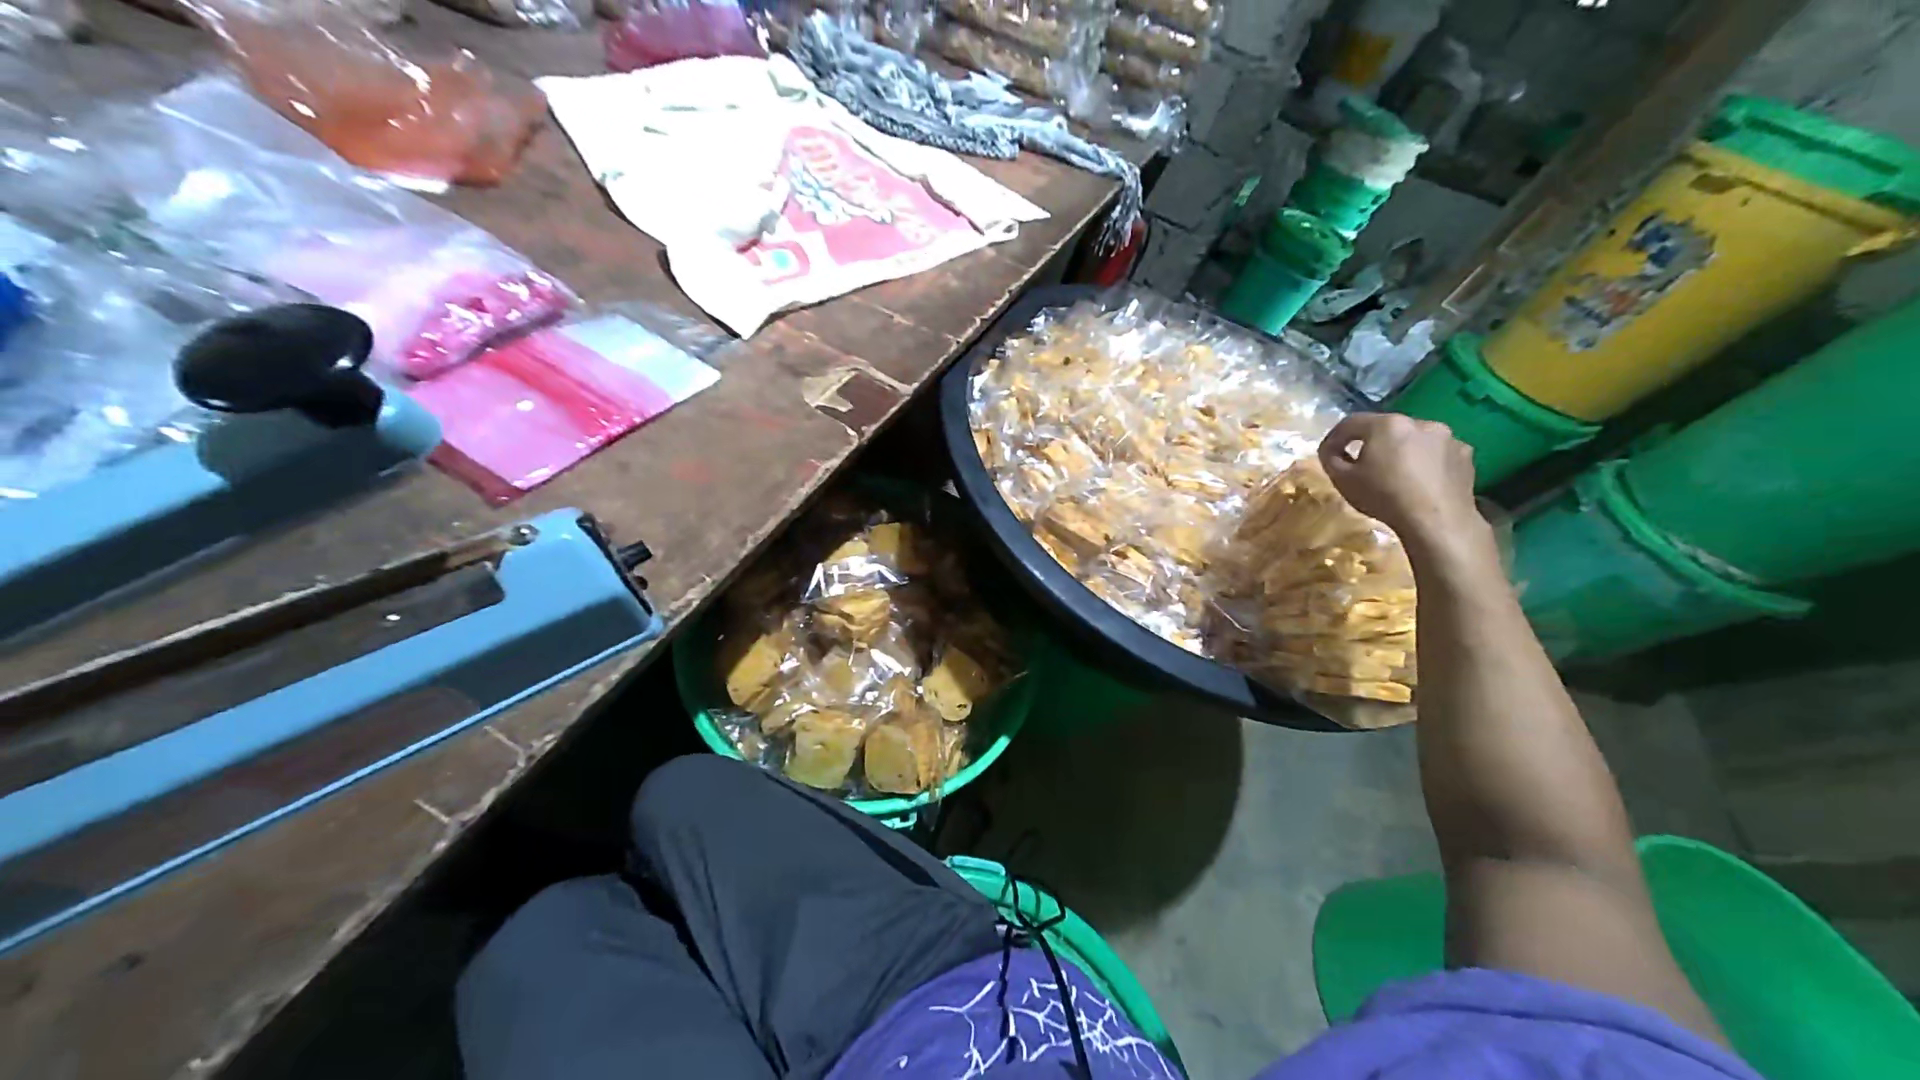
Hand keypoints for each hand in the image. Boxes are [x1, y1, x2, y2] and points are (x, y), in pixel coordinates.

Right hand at [1318, 413, 1482, 549]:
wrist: (1437, 520)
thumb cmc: (1384, 497)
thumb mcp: (1342, 480)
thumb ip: (1331, 459)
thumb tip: (1333, 450)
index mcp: (1386, 425)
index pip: (1351, 423)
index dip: (1335, 437)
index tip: (1329, 453)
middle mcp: (1419, 422)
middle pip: (1386, 428)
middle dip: (1372, 443)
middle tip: (1363, 465)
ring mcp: (1447, 436)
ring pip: (1414, 438)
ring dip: (1402, 450)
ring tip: (1397, 473)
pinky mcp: (1464, 453)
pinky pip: (1437, 452)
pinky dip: (1427, 461)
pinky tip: (1422, 480)